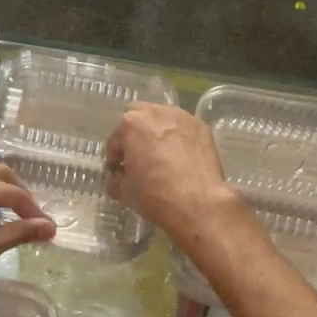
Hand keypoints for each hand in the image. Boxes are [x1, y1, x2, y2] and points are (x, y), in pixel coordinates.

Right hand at [105, 104, 240, 235]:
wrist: (197, 203)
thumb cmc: (154, 195)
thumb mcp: (124, 191)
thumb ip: (116, 179)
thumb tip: (118, 178)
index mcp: (130, 124)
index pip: (115, 139)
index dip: (115, 158)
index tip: (119, 172)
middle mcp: (155, 113)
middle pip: (138, 118)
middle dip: (135, 135)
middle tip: (139, 157)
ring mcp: (182, 117)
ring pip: (162, 119)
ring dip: (157, 133)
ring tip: (162, 155)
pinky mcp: (202, 126)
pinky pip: (183, 128)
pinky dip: (178, 138)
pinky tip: (181, 157)